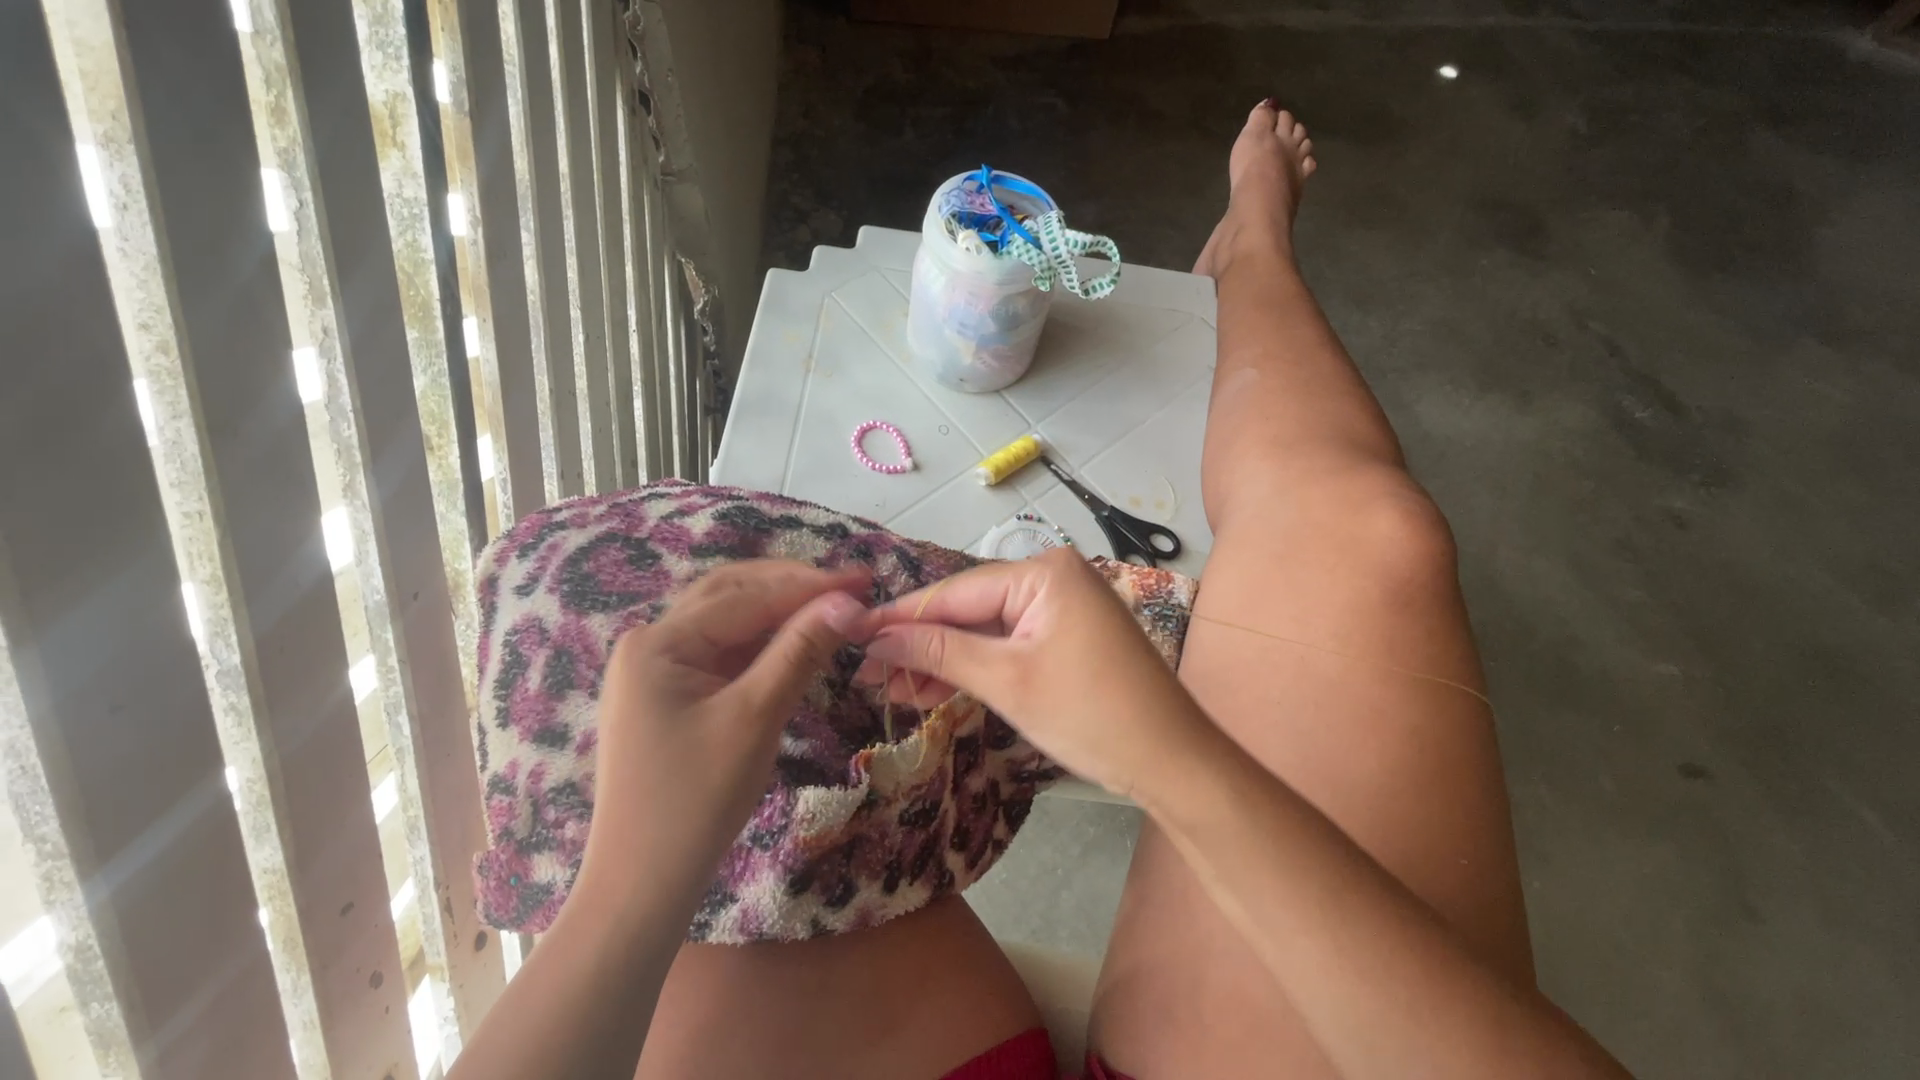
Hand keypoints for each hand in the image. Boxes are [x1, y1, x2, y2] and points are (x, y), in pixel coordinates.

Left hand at [578, 561, 869, 907]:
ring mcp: (657, 670)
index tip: (864, 579)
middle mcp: (651, 643)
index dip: (810, 585)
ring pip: (728, 622)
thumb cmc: (696, 800)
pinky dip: (762, 643)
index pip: (747, 596)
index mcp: (659, 642)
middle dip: (792, 587)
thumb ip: (798, 652)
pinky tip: (797, 641)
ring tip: (833, 607)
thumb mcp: (755, 718)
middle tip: (852, 588)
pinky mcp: (670, 696)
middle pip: (731, 594)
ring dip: (779, 611)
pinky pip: (722, 653)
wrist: (642, 883)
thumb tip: (847, 601)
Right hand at [852, 548, 1207, 798]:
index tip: (850, 634)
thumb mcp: (1007, 681)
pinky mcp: (1068, 633)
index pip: (955, 591)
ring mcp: (1064, 605)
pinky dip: (976, 664)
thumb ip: (940, 651)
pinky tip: (935, 686)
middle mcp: (1054, 575)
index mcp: (1043, 572)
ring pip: (986, 627)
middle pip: (969, 607)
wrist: (1171, 759)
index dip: (900, 618)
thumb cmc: (1090, 715)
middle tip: (866, 672)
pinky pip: (1010, 641)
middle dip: (920, 643)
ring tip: (892, 687)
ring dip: (943, 658)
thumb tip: (877, 635)